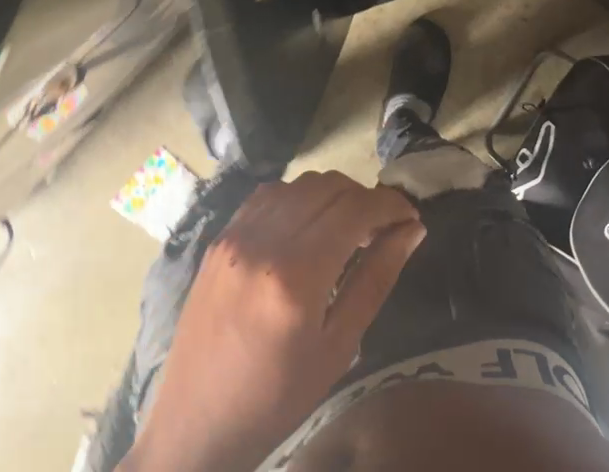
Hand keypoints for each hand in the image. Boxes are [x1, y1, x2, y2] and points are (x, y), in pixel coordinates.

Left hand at [127, 172, 425, 471]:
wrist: (195, 424)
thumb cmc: (276, 397)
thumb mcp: (339, 346)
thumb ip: (376, 278)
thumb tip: (412, 230)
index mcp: (297, 274)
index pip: (357, 209)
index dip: (393, 205)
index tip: (411, 220)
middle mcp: (263, 242)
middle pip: (330, 186)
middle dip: (367, 199)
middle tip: (383, 231)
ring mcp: (236, 236)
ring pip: (300, 184)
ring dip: (334, 195)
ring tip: (348, 230)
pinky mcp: (219, 240)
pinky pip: (268, 196)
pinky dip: (299, 198)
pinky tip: (309, 227)